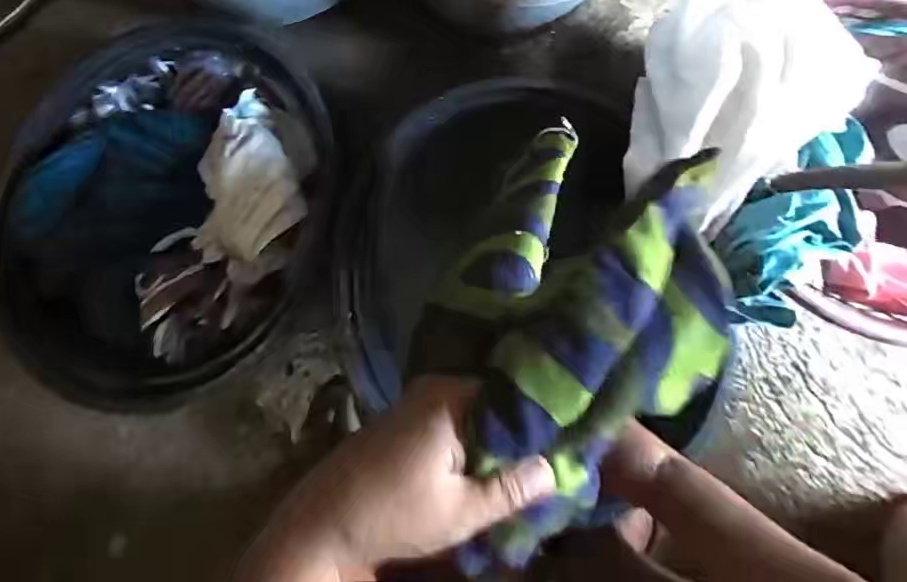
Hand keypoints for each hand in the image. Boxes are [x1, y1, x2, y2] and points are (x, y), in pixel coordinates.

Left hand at [238, 376, 555, 581]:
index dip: (545, 415)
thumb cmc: (394, 512)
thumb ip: (510, 488)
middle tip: (569, 456)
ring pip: (476, 416)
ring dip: (502, 441)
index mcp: (448, 398)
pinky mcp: (411, 421)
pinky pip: (457, 424)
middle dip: (526, 431)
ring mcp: (419, 403)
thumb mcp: (461, 511)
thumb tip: (556, 467)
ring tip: (545, 465)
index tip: (579, 435)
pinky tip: (501, 468)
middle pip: (494, 404)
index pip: (510, 393)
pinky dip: (478, 444)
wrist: (327, 517)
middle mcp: (434, 389)